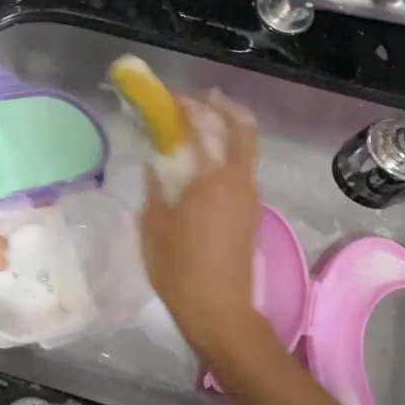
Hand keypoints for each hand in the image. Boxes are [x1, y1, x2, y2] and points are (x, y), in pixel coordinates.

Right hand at [138, 93, 270, 357]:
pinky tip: (203, 157)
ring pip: (246, 145)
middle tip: (193, 98)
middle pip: (240, 126)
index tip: (161, 95)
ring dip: (226, 125)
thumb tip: (155, 154)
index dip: (180, 105)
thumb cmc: (178, 268)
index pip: (197, 125)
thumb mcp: (154, 222)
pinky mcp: (250, 209)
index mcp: (210, 179)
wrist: (218, 309)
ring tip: (197, 121)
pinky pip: (243, 164)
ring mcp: (249, 194)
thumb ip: (156, 182)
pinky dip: (227, 148)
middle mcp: (237, 179)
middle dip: (218, 105)